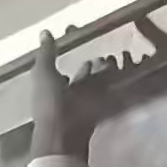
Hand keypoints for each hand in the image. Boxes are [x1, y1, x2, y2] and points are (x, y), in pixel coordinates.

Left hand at [29, 30, 136, 160]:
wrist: (64, 134)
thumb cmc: (50, 102)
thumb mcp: (44, 73)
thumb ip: (46, 54)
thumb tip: (44, 31)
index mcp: (51, 86)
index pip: (62, 73)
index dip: (70, 63)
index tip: (85, 51)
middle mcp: (67, 96)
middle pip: (82, 79)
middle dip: (93, 68)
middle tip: (107, 55)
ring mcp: (83, 105)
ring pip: (96, 87)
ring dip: (106, 75)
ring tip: (117, 61)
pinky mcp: (96, 113)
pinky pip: (106, 97)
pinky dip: (114, 88)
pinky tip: (122, 76)